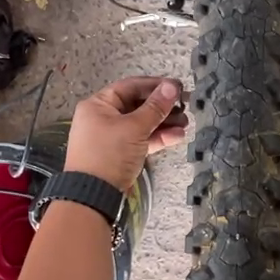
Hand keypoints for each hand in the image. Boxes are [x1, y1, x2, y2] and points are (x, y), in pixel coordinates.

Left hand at [65, 76, 187, 192]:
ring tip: (185, 123)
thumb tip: (172, 86)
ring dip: (164, 123)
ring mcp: (112, 136)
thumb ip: (155, 107)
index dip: (155, 85)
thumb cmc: (109, 154)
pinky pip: (141, 139)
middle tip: (185, 106)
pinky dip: (157, 137)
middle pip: (138, 105)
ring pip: (142, 124)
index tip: (177, 87)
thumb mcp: (134, 127)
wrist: (94, 195)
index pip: (130, 86)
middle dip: (163, 107)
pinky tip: (177, 136)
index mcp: (99, 105)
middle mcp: (103, 117)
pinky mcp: (120, 153)